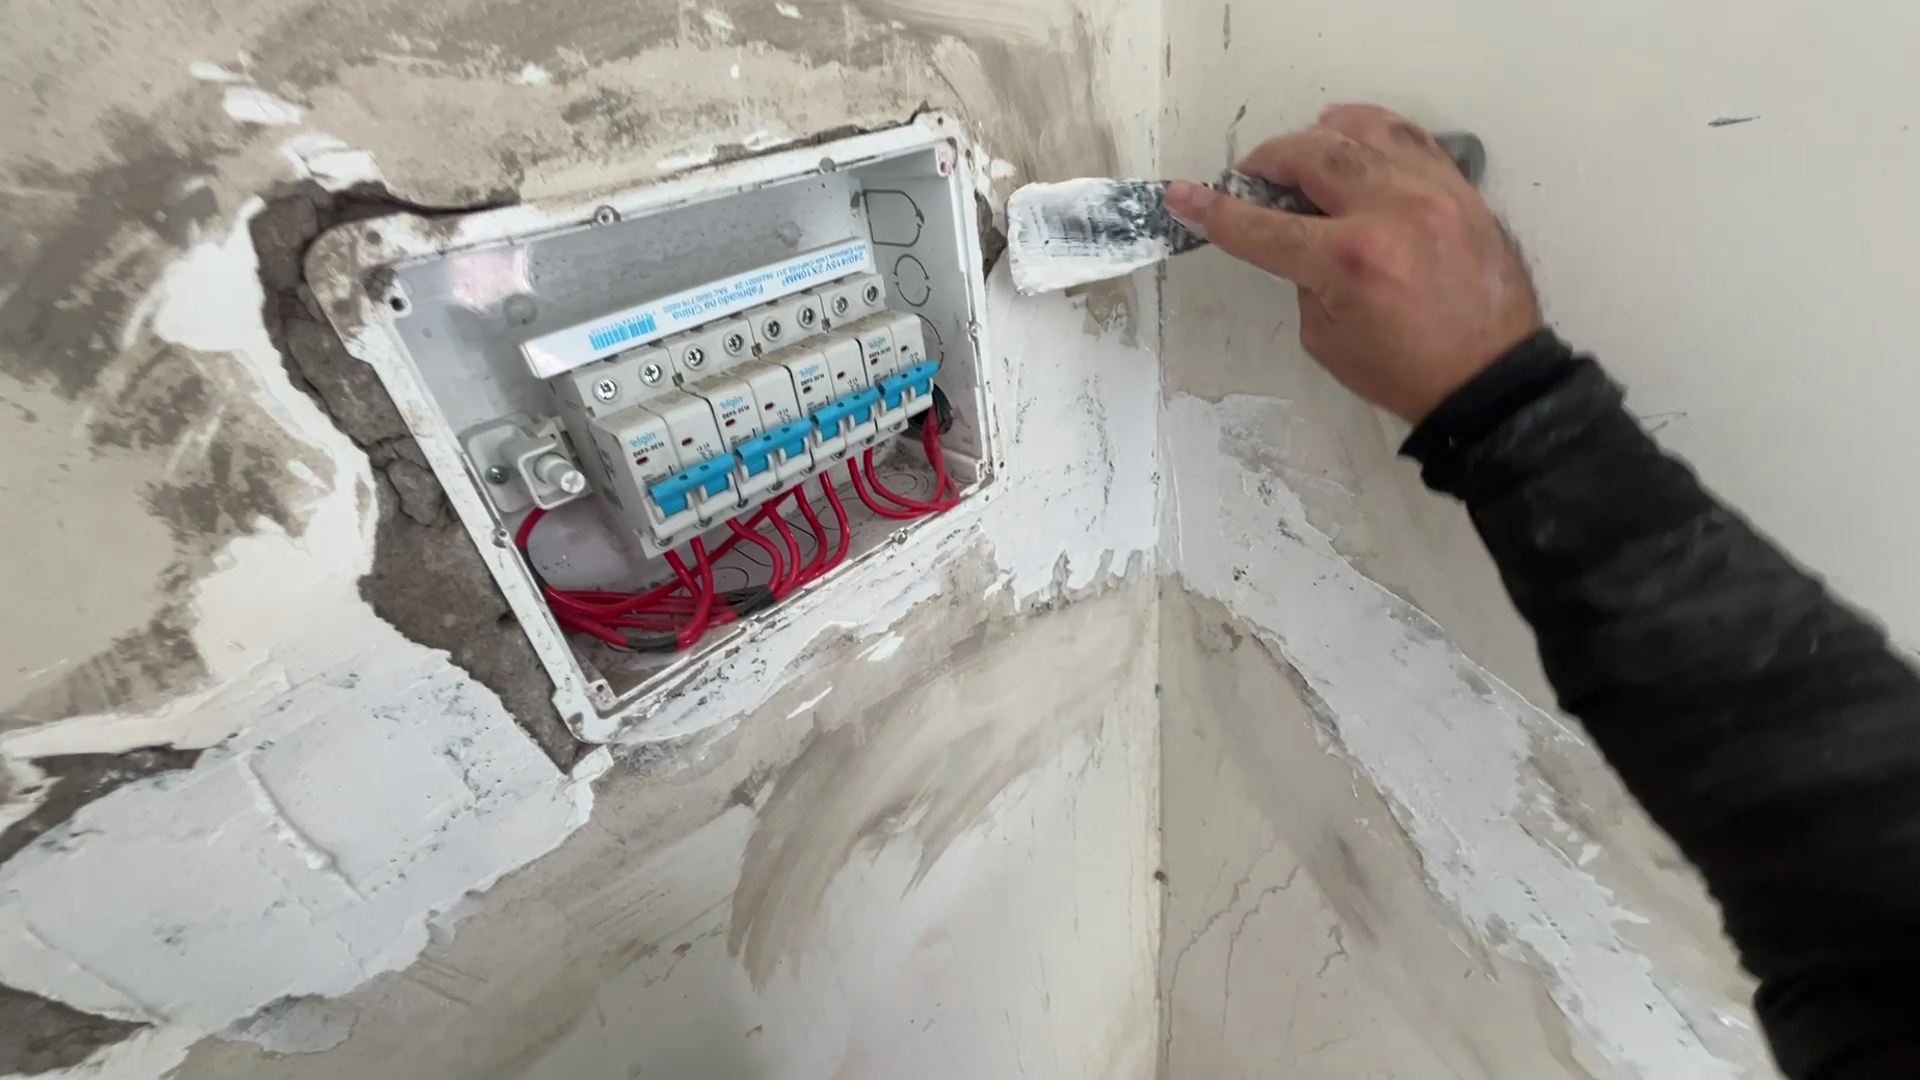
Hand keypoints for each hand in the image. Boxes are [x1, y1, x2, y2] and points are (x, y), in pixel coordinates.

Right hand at [1166, 104, 1541, 422]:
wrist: (1483, 373)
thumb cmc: (1397, 367)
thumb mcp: (1322, 335)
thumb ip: (1303, 277)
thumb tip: (1298, 237)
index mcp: (1347, 261)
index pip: (1262, 227)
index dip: (1214, 212)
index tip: (1184, 197)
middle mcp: (1389, 212)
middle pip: (1313, 156)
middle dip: (1269, 160)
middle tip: (1253, 175)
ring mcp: (1432, 192)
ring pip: (1363, 131)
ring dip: (1319, 135)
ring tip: (1301, 151)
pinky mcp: (1459, 188)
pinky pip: (1410, 138)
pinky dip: (1372, 132)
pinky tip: (1352, 136)